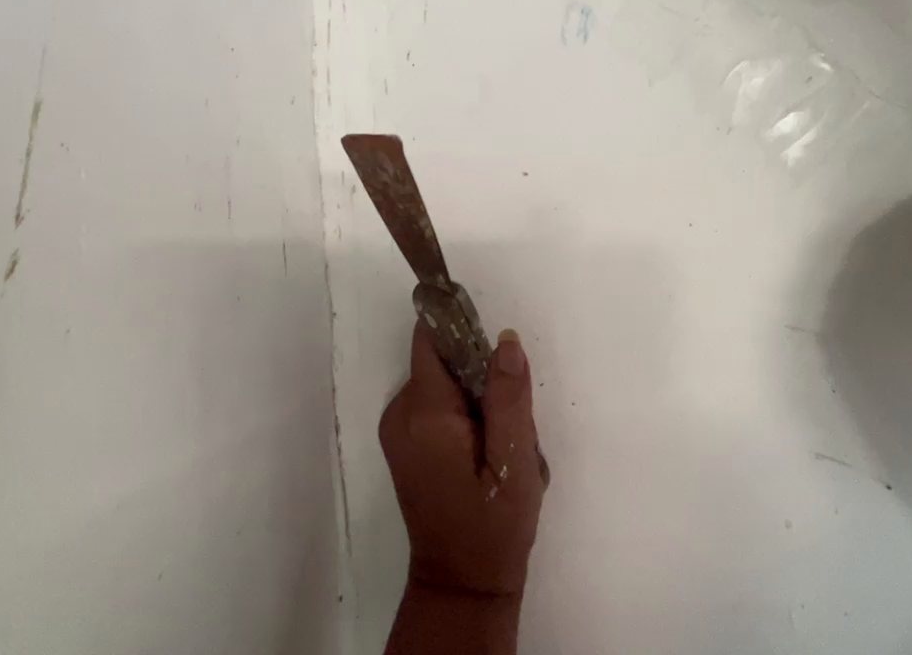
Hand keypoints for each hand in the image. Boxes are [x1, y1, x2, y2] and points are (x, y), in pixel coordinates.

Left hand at [379, 324, 546, 598]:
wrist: (461, 583)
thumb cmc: (493, 526)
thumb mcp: (515, 462)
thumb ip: (509, 396)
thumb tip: (504, 339)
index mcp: (424, 413)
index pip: (431, 340)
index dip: (461, 329)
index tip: (495, 349)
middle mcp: (399, 413)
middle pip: (440, 361)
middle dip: (478, 376)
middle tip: (508, 422)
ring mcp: (396, 429)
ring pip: (440, 383)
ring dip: (473, 399)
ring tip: (498, 445)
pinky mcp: (402, 443)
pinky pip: (433, 405)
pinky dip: (460, 416)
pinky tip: (483, 454)